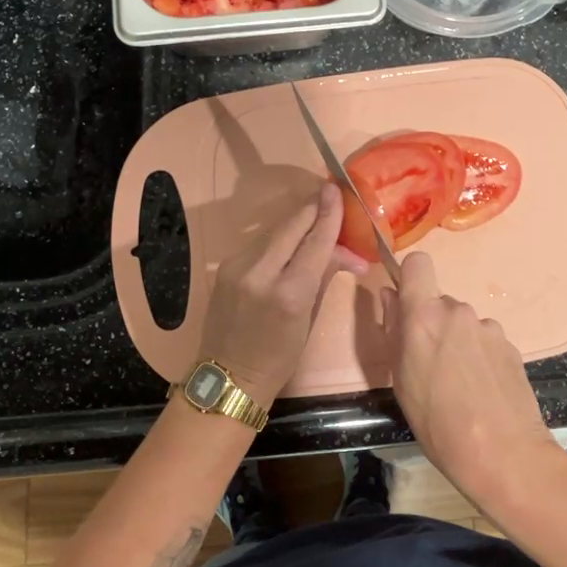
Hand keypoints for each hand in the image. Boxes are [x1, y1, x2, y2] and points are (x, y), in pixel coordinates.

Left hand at [199, 182, 365, 406]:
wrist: (228, 376)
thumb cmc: (279, 358)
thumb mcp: (308, 319)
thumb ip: (322, 276)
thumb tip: (341, 249)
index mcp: (289, 293)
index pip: (314, 242)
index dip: (328, 215)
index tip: (336, 190)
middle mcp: (260, 273)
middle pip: (291, 227)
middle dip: (312, 209)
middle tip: (330, 194)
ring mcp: (237, 268)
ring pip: (274, 232)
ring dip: (297, 223)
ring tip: (316, 219)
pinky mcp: (225, 267)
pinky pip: (258, 244)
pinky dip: (278, 239)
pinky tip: (290, 240)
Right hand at [385, 251, 558, 499]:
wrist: (503, 454)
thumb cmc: (437, 422)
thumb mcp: (400, 380)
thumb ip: (393, 330)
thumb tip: (390, 296)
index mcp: (424, 315)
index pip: (418, 263)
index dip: (410, 277)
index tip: (407, 303)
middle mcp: (458, 311)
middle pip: (440, 302)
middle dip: (433, 324)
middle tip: (430, 364)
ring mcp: (489, 327)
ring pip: (464, 324)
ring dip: (458, 342)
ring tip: (460, 385)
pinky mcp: (511, 346)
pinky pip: (486, 341)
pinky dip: (480, 358)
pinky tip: (482, 391)